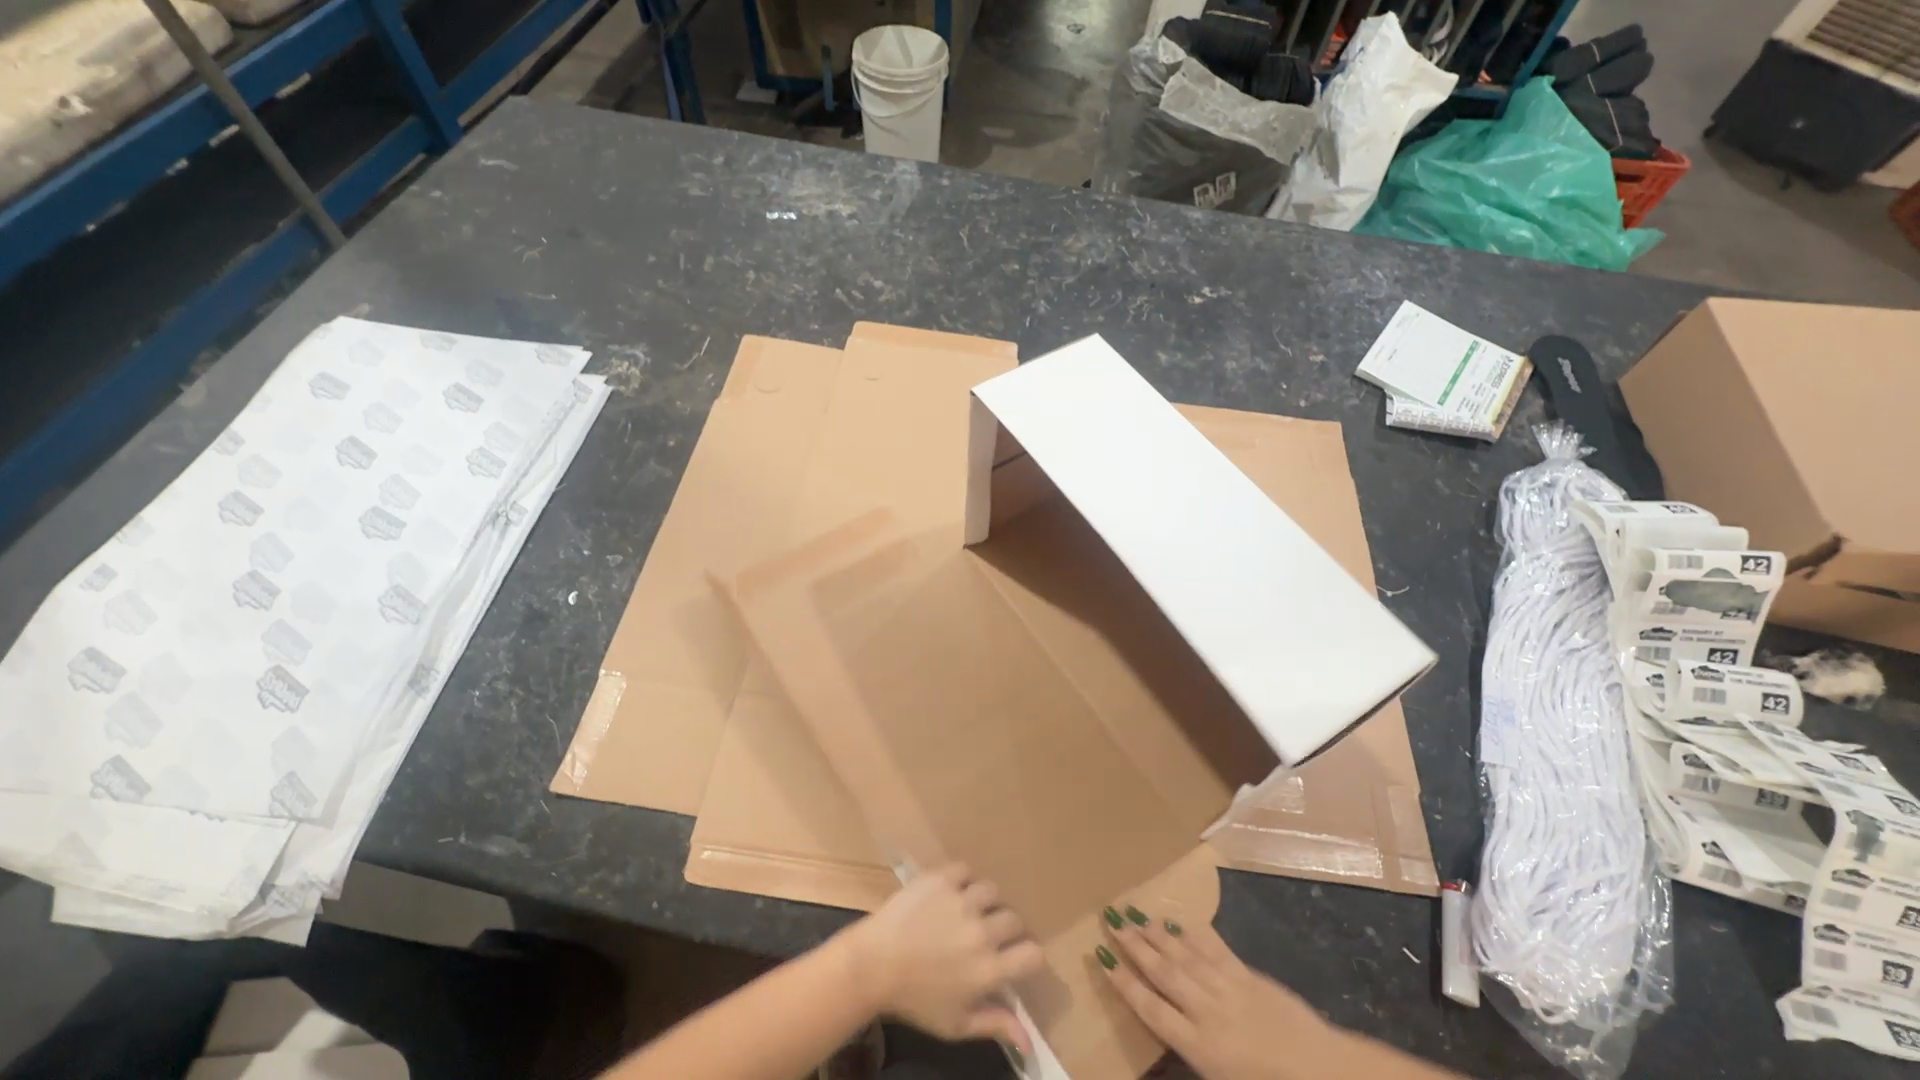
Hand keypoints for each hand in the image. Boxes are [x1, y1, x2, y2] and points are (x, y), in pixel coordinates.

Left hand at [839, 863, 1044, 1054]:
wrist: (871, 966)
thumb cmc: (914, 1000)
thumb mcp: (955, 1024)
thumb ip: (995, 1025)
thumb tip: (1030, 1042)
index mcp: (988, 970)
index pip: (1033, 955)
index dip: (1028, 956)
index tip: (1014, 959)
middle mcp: (981, 932)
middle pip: (1014, 920)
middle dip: (1004, 930)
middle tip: (983, 937)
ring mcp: (961, 902)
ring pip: (992, 892)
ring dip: (984, 903)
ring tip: (968, 912)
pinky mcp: (940, 881)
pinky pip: (965, 870)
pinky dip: (961, 880)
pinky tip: (951, 893)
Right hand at [1095, 904, 1329, 1079]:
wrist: (1322, 1072)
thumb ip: (1194, 1057)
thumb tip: (1169, 1030)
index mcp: (1199, 1047)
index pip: (1151, 1009)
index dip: (1125, 984)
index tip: (1103, 960)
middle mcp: (1208, 1011)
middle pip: (1164, 974)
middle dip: (1135, 948)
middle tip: (1112, 923)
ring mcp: (1229, 989)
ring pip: (1186, 956)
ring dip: (1159, 936)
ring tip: (1136, 916)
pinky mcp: (1249, 976)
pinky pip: (1216, 951)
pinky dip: (1196, 935)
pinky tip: (1181, 922)